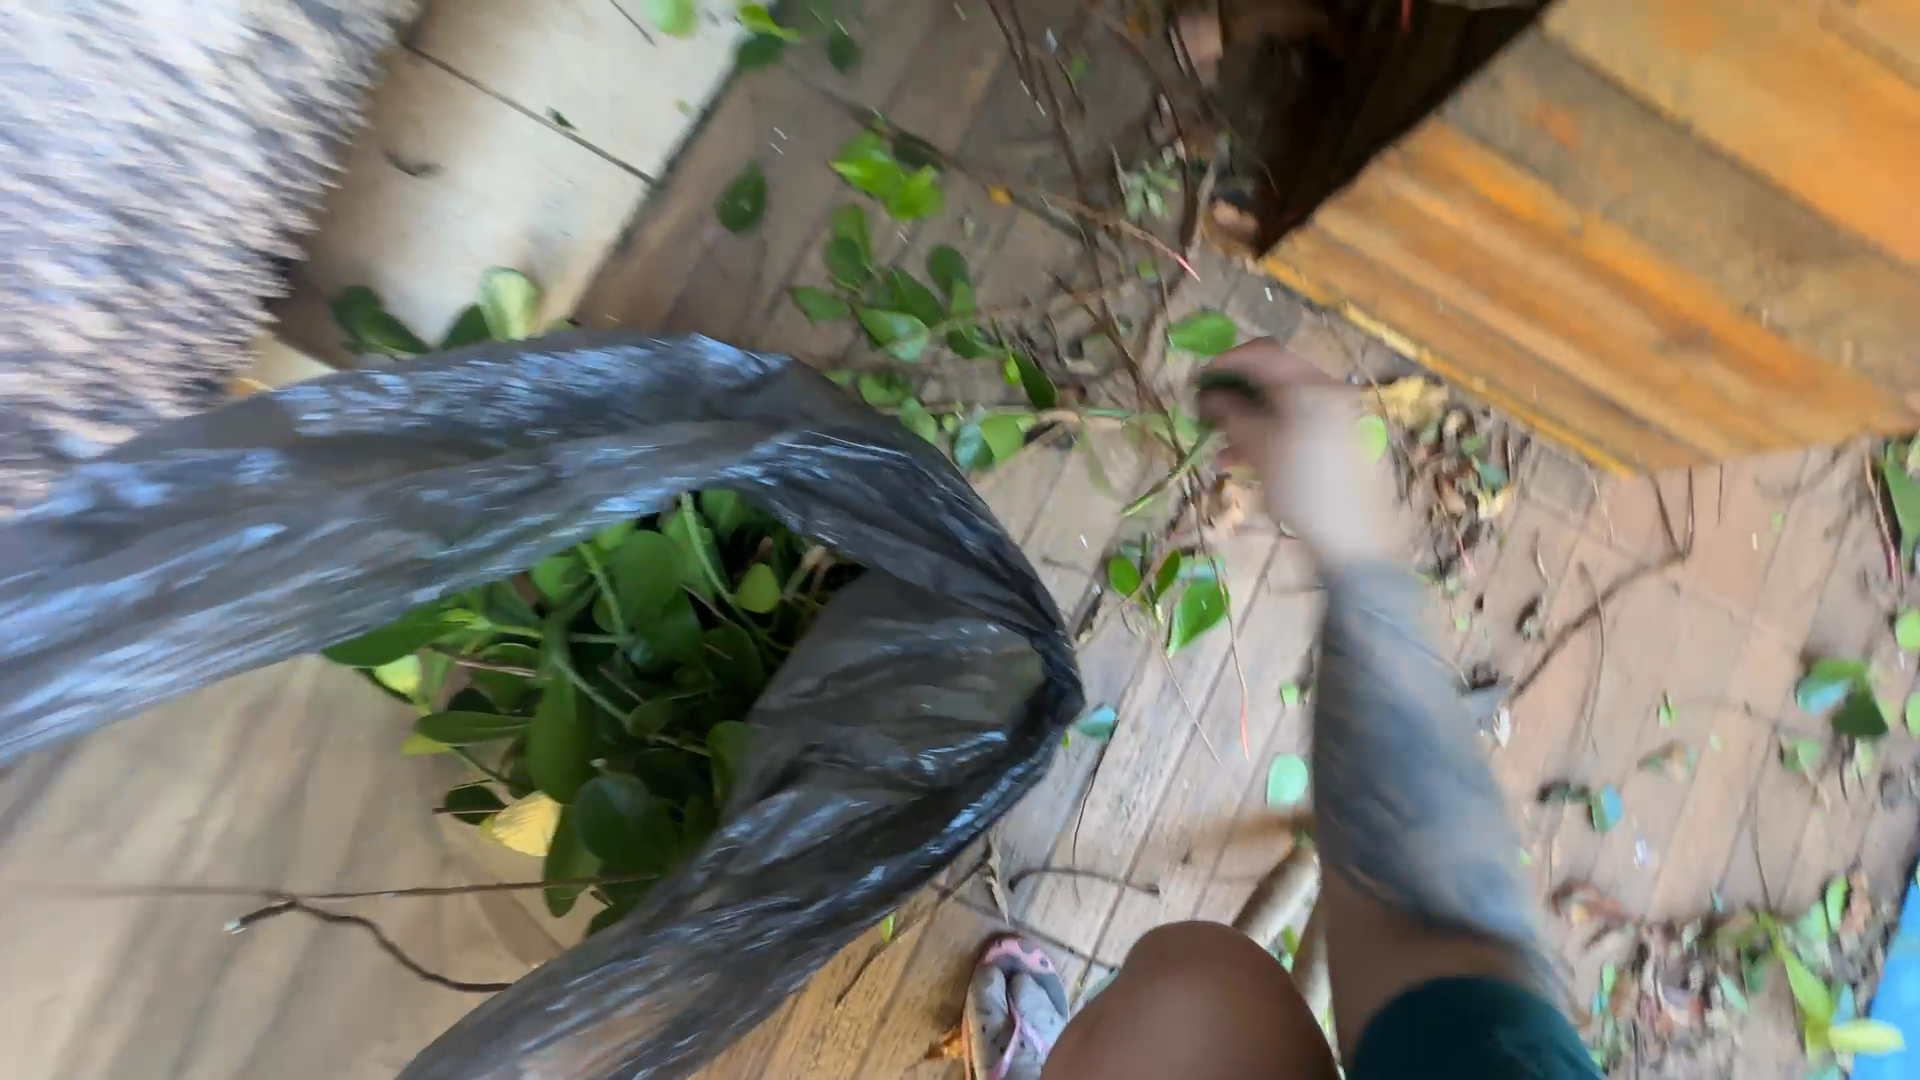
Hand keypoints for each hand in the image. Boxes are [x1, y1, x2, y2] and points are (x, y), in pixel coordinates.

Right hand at [1195, 338, 1401, 566]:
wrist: (1352, 538)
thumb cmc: (1303, 489)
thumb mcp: (1260, 449)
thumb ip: (1232, 415)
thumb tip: (1209, 395)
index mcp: (1313, 386)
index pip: (1264, 354)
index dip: (1226, 363)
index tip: (1197, 382)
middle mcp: (1327, 393)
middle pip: (1271, 379)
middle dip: (1233, 394)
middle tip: (1204, 412)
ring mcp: (1333, 417)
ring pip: (1278, 407)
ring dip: (1244, 419)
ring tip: (1217, 445)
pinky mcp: (1332, 441)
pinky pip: (1290, 427)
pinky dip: (1263, 436)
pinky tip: (1236, 461)